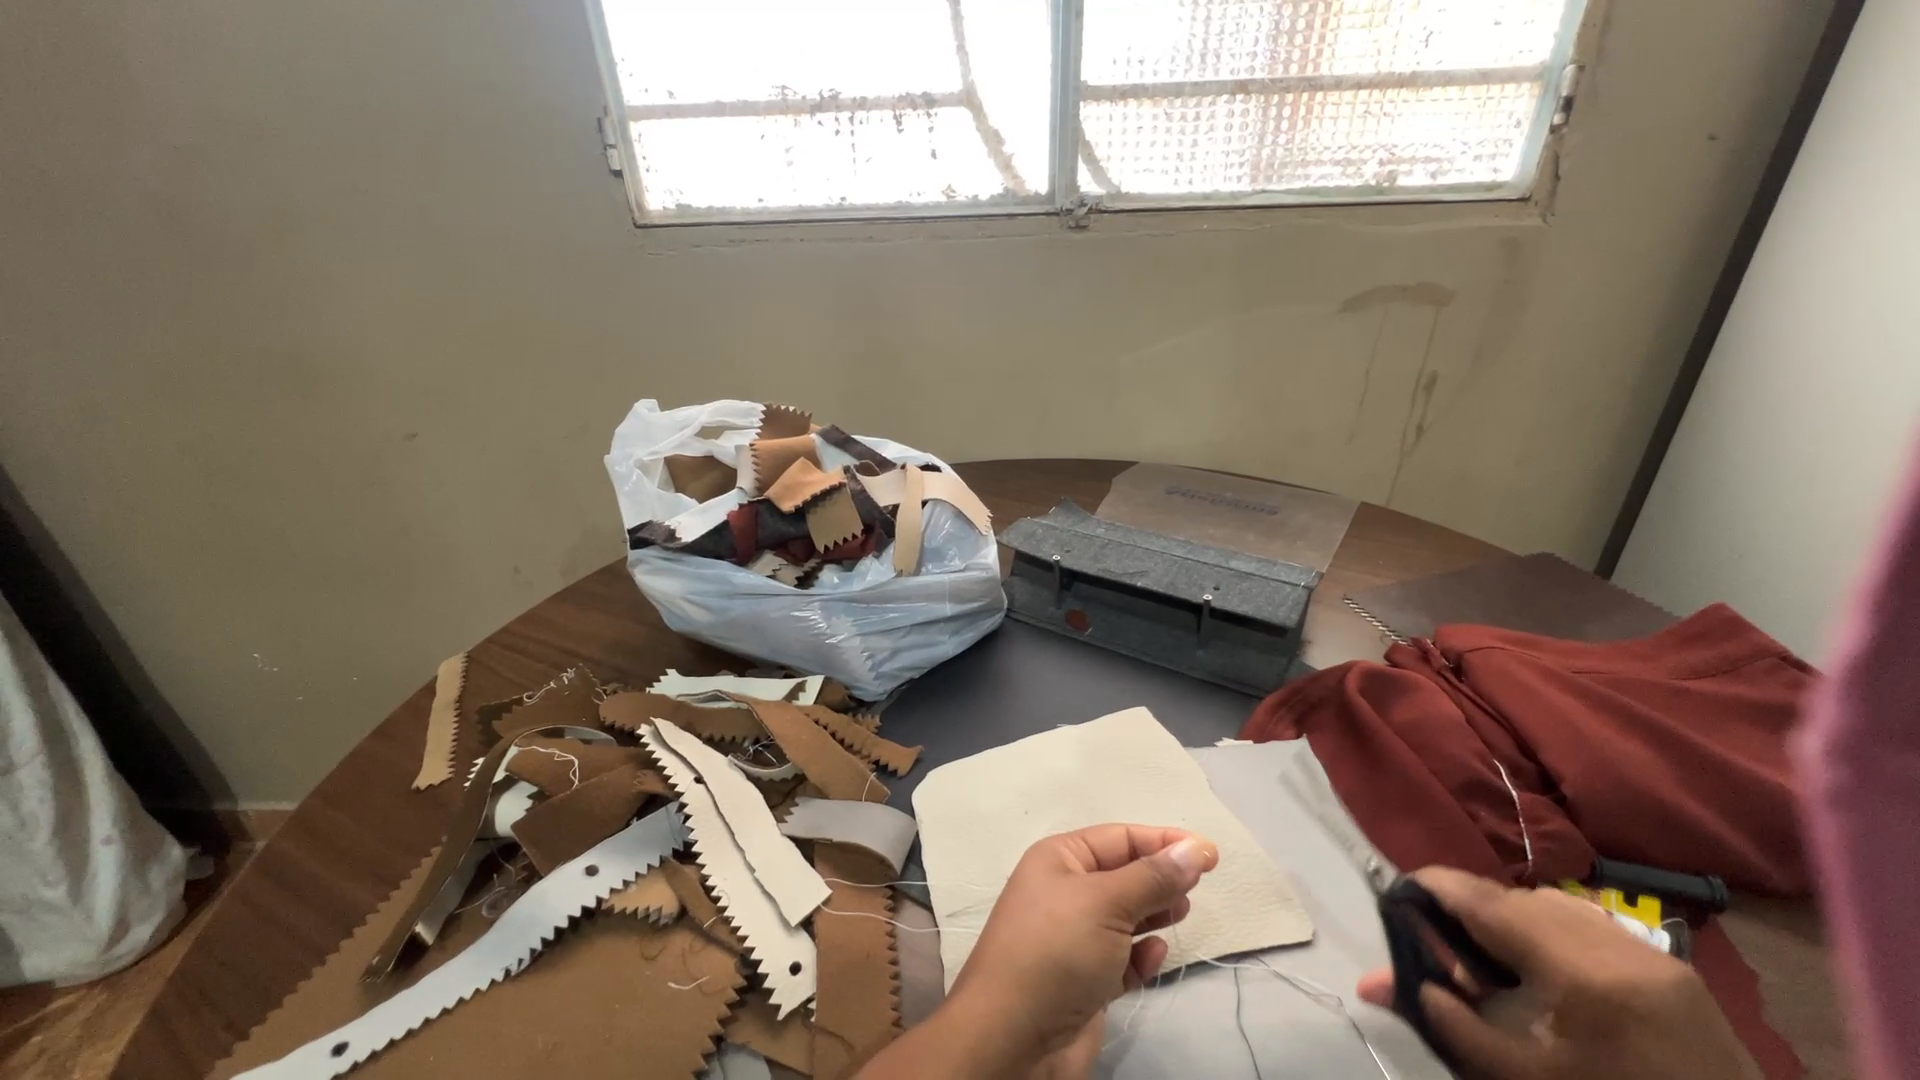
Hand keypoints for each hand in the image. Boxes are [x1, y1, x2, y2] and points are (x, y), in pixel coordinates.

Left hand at [857, 824, 1217, 1079]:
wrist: (1012, 1038)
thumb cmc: (1056, 951)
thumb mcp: (1106, 903)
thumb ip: (1154, 877)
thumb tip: (1195, 847)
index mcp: (1059, 859)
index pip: (1120, 837)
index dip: (1165, 841)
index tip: (1210, 854)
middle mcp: (1065, 892)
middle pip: (1124, 874)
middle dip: (1161, 876)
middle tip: (1198, 887)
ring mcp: (1073, 938)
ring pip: (1125, 916)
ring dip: (1154, 912)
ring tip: (1182, 912)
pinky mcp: (1084, 980)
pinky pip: (1121, 958)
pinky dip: (1140, 956)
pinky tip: (1154, 956)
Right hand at [1357, 867, 1760, 1079]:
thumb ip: (1448, 1024)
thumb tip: (1372, 983)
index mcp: (1576, 968)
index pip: (1484, 899)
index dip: (1434, 887)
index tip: (1398, 895)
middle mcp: (1613, 942)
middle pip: (1515, 897)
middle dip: (1469, 910)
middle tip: (1439, 945)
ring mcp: (1648, 951)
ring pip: (1552, 906)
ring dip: (1511, 920)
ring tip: (1491, 962)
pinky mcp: (1671, 968)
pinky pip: (1590, 925)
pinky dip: (1552, 933)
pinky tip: (1546, 974)